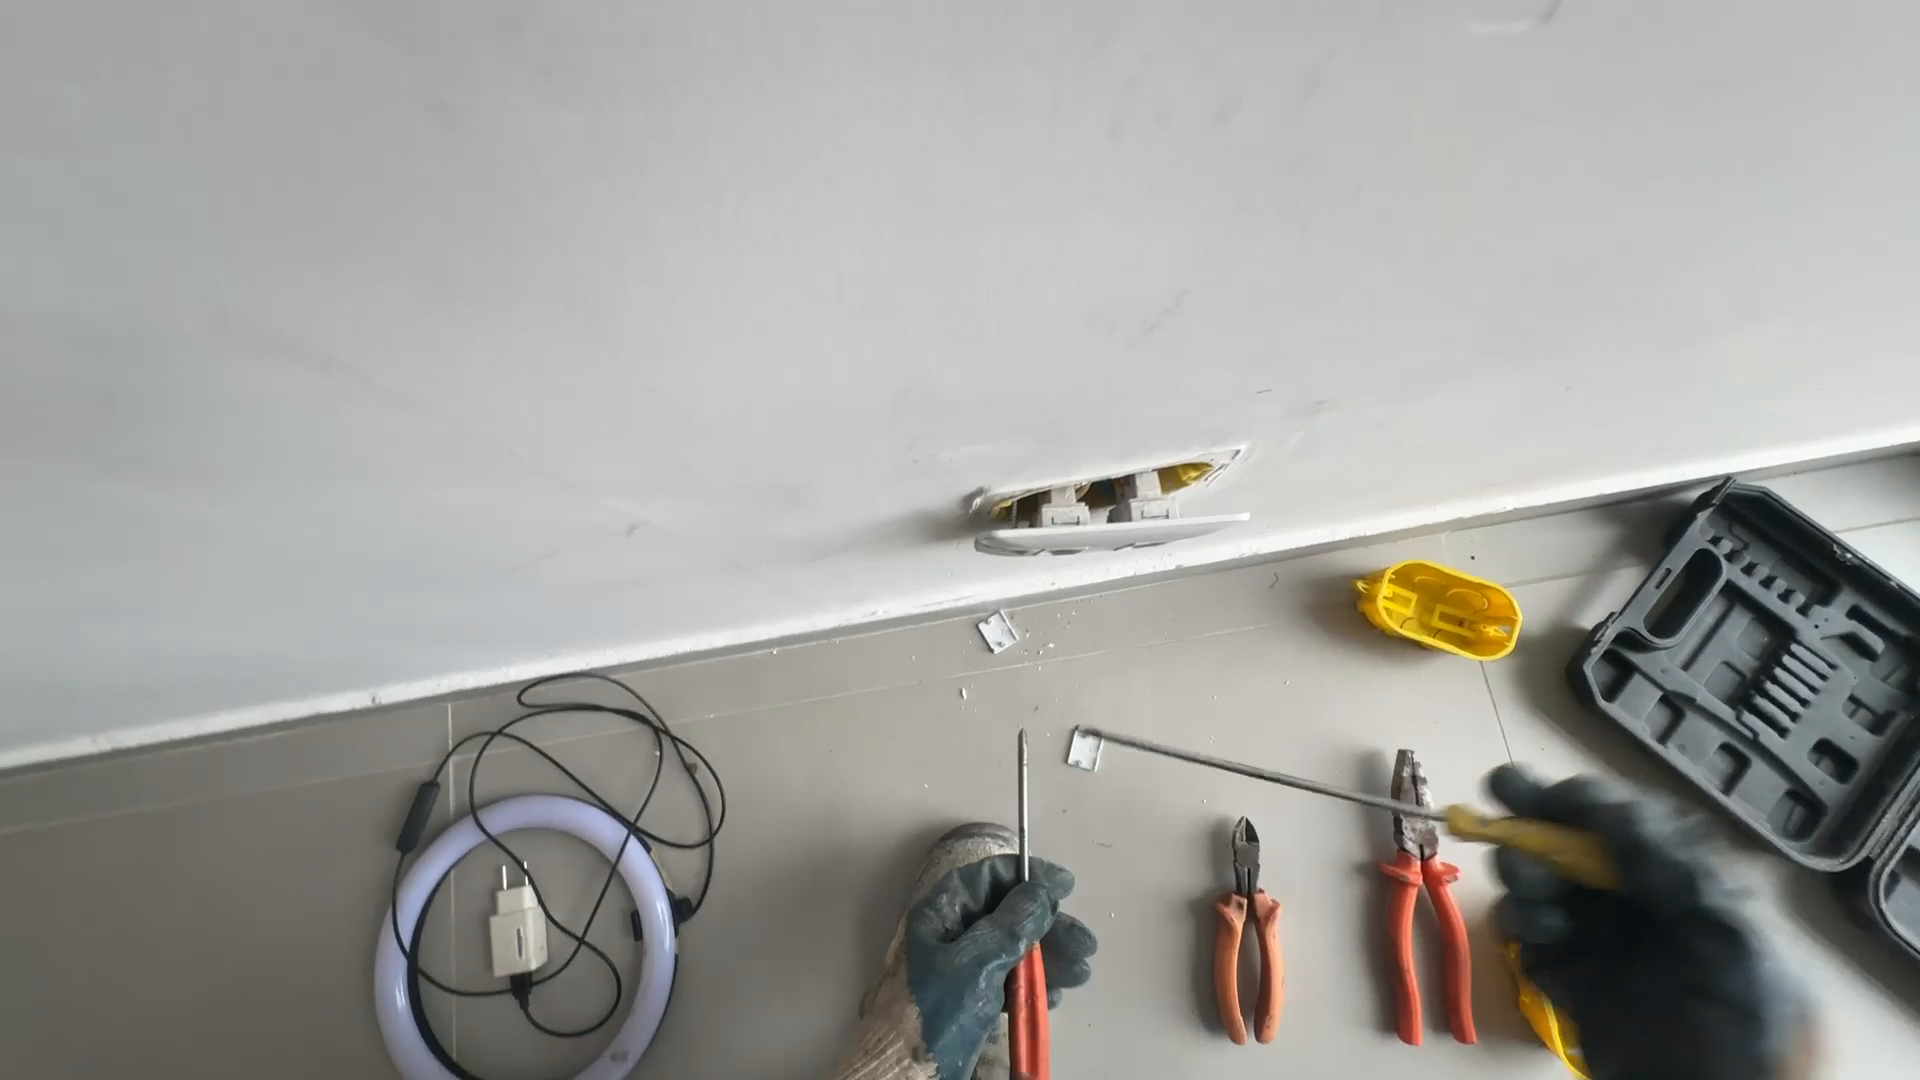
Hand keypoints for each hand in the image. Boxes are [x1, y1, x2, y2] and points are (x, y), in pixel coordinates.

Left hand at [902, 854, 1095, 1077]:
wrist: (905, 1079)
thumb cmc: (935, 1013)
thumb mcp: (975, 964)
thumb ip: (1010, 925)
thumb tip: (1041, 893)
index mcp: (941, 912)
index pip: (987, 877)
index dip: (1027, 875)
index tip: (1065, 886)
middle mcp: (951, 933)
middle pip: (1006, 914)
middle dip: (1047, 926)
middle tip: (1084, 943)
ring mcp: (961, 968)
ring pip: (1011, 949)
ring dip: (1047, 957)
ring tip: (1081, 972)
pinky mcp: (970, 1001)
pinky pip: (1007, 981)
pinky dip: (1032, 985)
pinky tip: (1053, 996)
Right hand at [1488, 765, 1810, 1079]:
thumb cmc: (1739, 1022)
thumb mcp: (1730, 939)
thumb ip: (1674, 867)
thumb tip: (1606, 806)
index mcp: (1681, 880)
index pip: (1626, 816)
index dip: (1586, 798)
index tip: (1556, 795)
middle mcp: (1627, 893)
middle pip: (1565, 832)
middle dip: (1530, 811)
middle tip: (1501, 793)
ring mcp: (1586, 926)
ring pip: (1531, 870)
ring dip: (1523, 873)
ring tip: (1536, 897)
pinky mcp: (1553, 960)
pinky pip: (1516, 922)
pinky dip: (1518, 921)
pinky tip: (1539, 939)